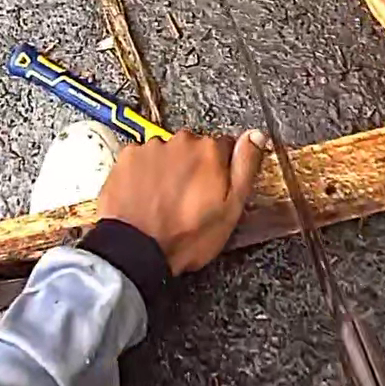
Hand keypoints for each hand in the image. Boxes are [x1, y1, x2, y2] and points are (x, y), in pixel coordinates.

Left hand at [96, 129, 265, 274]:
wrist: (136, 249)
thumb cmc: (185, 236)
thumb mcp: (231, 209)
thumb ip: (245, 167)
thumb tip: (256, 136)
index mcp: (210, 151)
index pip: (224, 146)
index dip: (220, 169)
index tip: (213, 188)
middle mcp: (182, 141)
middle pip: (193, 147)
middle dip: (193, 167)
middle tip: (187, 199)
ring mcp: (152, 147)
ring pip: (167, 152)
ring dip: (167, 169)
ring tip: (163, 201)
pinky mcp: (128, 156)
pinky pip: (141, 159)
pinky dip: (143, 173)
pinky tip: (144, 196)